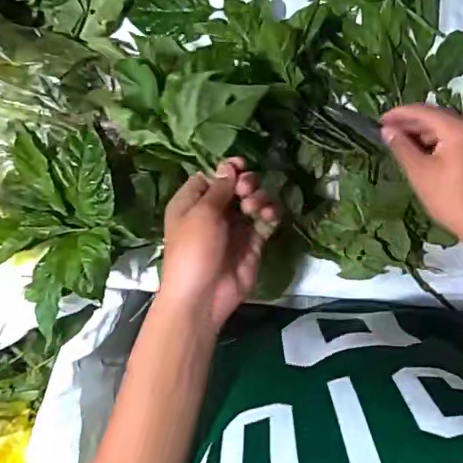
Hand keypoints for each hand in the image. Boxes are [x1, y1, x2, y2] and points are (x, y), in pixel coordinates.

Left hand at [157, 158, 278, 329]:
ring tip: (254, 208)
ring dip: (260, 198)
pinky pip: (265, 222)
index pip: (211, 177)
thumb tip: (228, 166)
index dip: (226, 170)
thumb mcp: (201, 213)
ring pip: (254, 202)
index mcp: (192, 202)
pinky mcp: (253, 244)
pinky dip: (270, 215)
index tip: (240, 166)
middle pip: (237, 187)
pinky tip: (269, 217)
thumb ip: (219, 188)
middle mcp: (214, 212)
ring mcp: (235, 228)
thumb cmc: (193, 250)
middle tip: (246, 191)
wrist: (202, 297)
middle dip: (246, 183)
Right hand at [380, 104, 462, 251]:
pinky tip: (417, 150)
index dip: (398, 113)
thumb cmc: (450, 198)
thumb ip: (401, 147)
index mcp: (457, 128)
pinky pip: (451, 138)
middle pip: (434, 116)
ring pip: (442, 127)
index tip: (378, 121)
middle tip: (385, 131)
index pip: (423, 111)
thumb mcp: (419, 172)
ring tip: (397, 141)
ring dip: (420, 132)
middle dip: (409, 122)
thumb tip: (386, 130)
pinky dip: (433, 141)